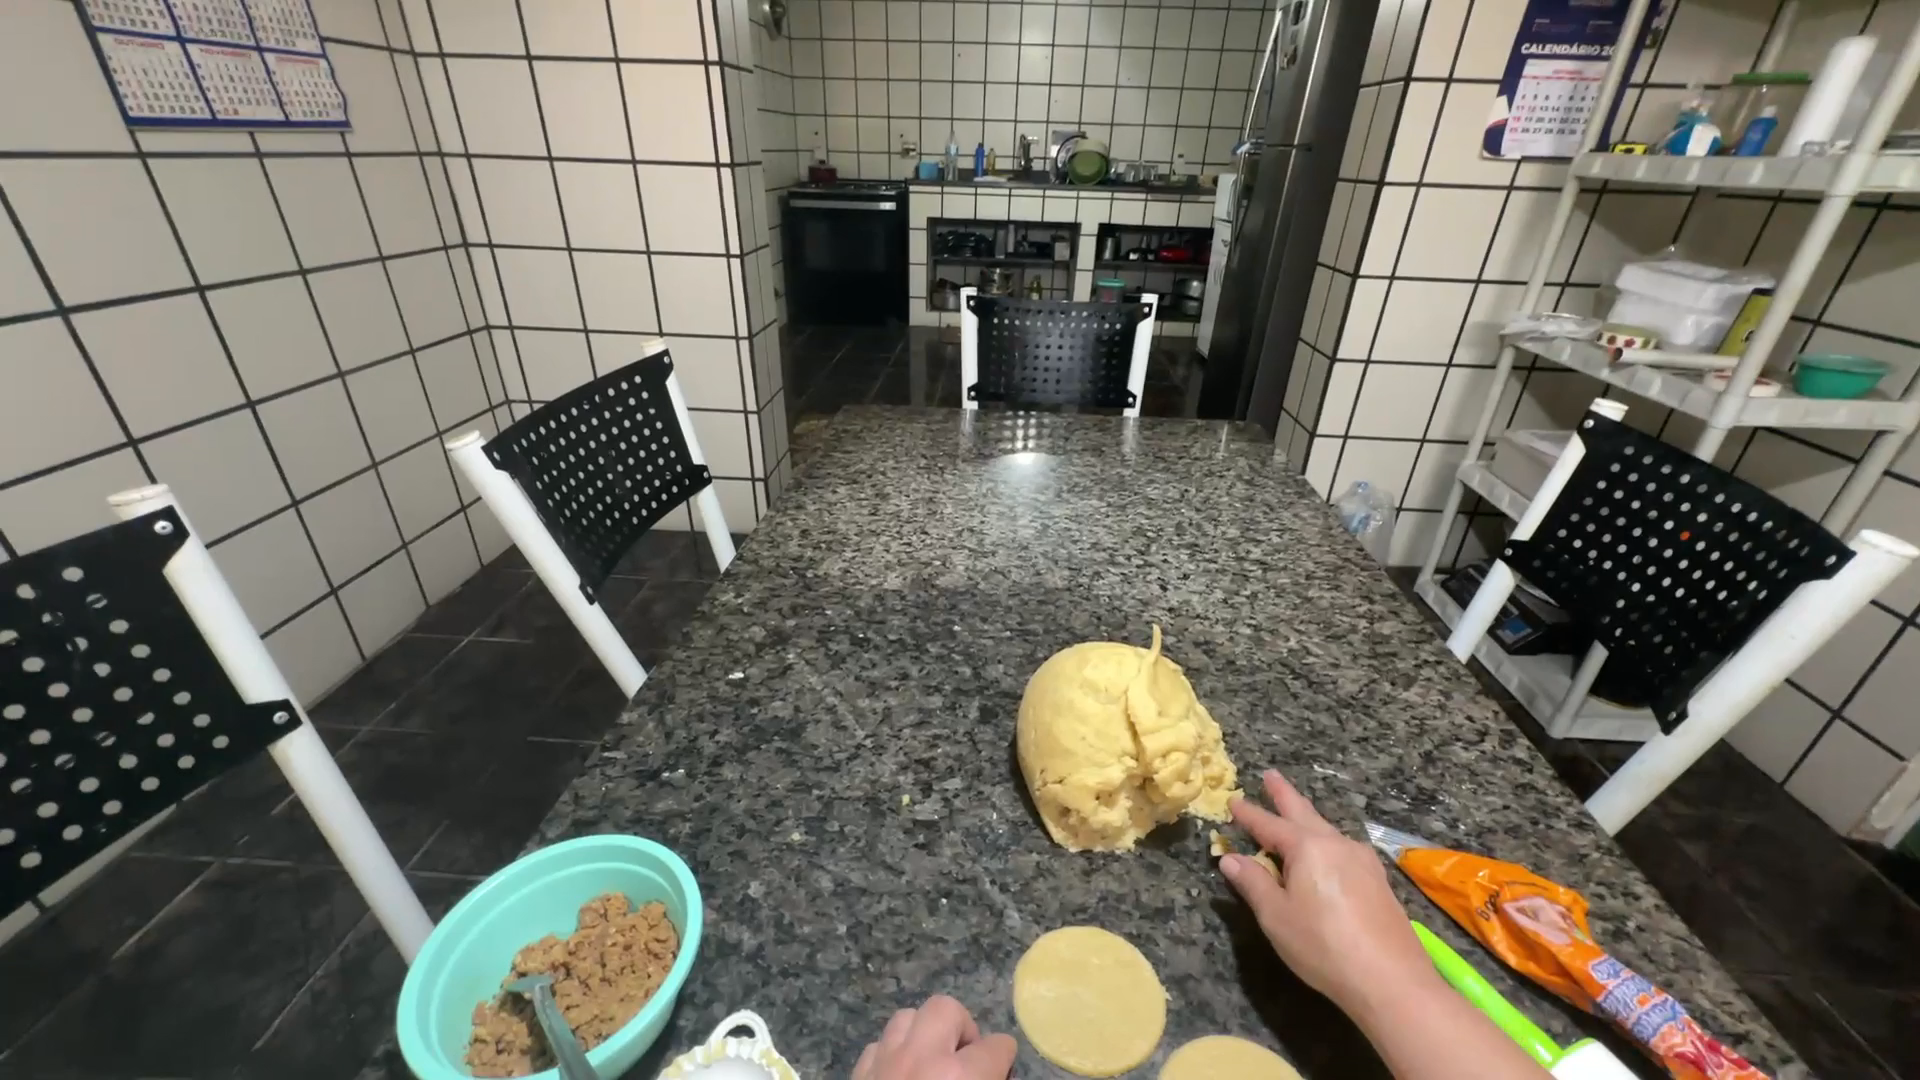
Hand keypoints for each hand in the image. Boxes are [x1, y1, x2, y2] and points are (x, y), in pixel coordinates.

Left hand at [852, 995, 1016, 1079]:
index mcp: (957, 1074)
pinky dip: (891, 1054)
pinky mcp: (857, 1074)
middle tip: (967, 1060)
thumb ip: (989, 1077)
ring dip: (923, 1035)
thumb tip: (1001, 1071)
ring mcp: (883, 1062)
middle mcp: (920, 1058)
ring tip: (932, 1062)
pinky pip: (877, 1047)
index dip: (1004, 1058)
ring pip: (906, 1018)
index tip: (1004, 1065)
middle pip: (947, 1008)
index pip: (997, 1047)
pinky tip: (899, 1074)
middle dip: (962, 1028)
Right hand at [1219, 770, 1431, 1013]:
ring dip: (1307, 816)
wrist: (1393, 983)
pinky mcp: (1378, 882)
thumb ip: (1252, 883)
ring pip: (1326, 829)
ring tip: (1295, 811)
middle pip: (1304, 812)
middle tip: (1270, 775)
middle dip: (1284, 794)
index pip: (1268, 825)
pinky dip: (1325, 839)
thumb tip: (1229, 858)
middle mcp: (1336, 844)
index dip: (1248, 814)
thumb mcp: (1276, 916)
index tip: (1232, 800)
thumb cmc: (1324, 946)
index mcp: (1307, 848)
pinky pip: (1343, 848)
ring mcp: (1362, 862)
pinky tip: (1327, 851)